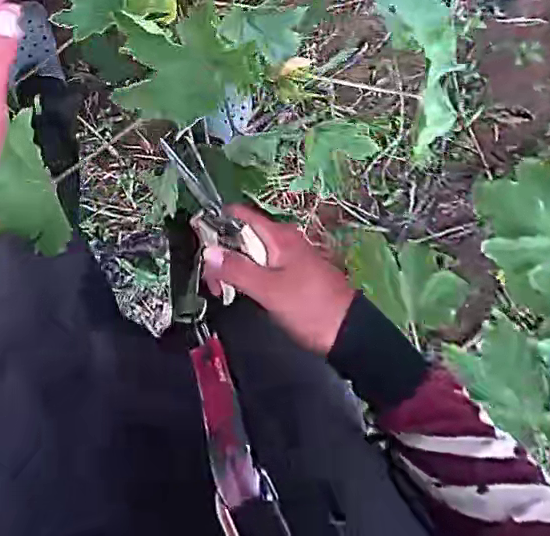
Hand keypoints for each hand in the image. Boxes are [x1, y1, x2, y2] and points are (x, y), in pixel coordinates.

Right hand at [201, 204, 356, 354]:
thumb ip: (237, 269)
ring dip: (234, 266)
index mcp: (278, 235)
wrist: (352, 335)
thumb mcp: (269, 291)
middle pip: (242, 234)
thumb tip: (207, 250)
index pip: (238, 214)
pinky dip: (249, 275)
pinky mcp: (294, 273)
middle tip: (211, 281)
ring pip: (252, 252)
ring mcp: (290, 256)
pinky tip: (243, 293)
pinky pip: (263, 265)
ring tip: (222, 291)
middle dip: (222, 252)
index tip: (198, 242)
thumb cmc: (310, 308)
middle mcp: (283, 239)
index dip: (215, 222)